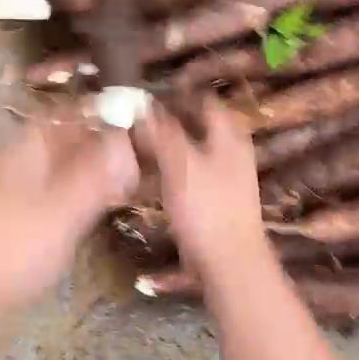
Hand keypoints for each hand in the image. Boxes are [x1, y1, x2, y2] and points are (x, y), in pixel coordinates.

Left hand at [0, 111, 139, 312]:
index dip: (102, 112)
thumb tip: (128, 141)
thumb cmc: (15, 249)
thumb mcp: (63, 209)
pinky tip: (108, 205)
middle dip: (107, 143)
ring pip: (68, 168)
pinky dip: (87, 194)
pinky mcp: (25, 220)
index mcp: (29, 150)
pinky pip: (62, 194)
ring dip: (99, 170)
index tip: (140, 121)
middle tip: (148, 155)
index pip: (68, 113)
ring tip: (137, 179)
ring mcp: (23, 193)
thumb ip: (97, 175)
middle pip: (70, 140)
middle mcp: (25, 164)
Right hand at [136, 99, 268, 278]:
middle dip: (162, 125)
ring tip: (129, 151)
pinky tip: (141, 181)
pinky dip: (163, 174)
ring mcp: (220, 178)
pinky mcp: (209, 201)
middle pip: (193, 127)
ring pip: (186, 153)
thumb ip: (162, 134)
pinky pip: (183, 178)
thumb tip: (141, 107)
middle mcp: (228, 152)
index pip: (203, 101)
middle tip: (130, 126)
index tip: (142, 99)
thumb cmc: (208, 210)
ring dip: (159, 150)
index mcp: (229, 137)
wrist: (229, 262)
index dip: (175, 96)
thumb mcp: (181, 166)